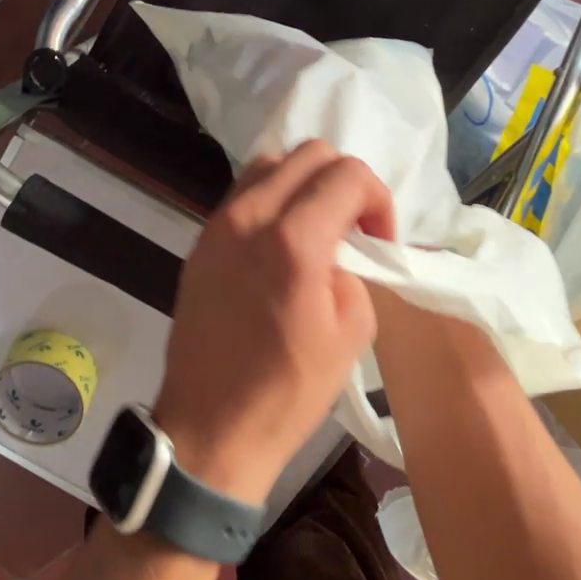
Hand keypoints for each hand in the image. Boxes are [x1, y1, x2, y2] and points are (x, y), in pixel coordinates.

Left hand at [152, 140, 394, 504]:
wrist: (210, 427)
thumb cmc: (287, 391)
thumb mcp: (350, 333)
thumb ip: (354, 271)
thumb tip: (339, 250)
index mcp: (292, 240)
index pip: (348, 174)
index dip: (378, 200)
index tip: (379, 241)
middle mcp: (249, 215)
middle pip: (308, 152)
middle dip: (344, 181)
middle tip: (354, 228)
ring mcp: (218, 225)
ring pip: (270, 163)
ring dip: (304, 182)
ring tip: (317, 228)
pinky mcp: (200, 241)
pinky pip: (243, 193)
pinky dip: (273, 198)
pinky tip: (282, 241)